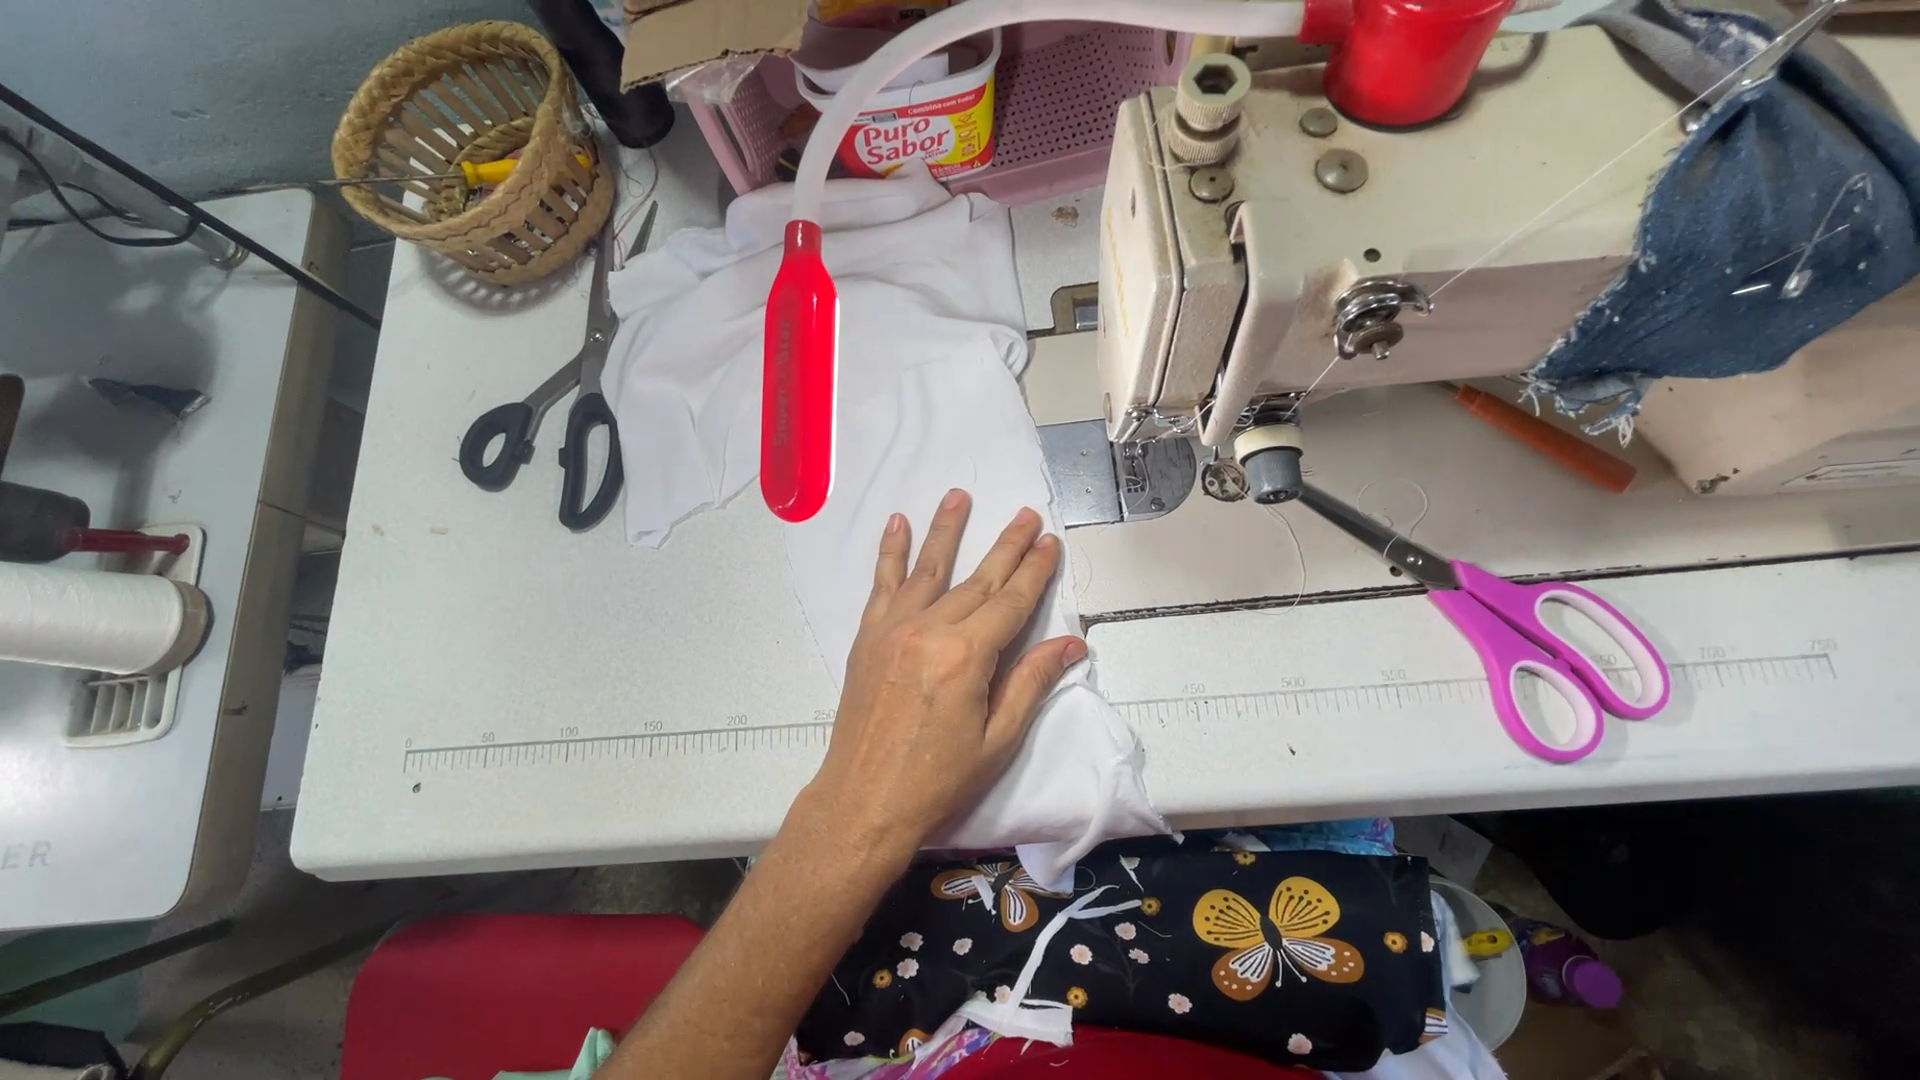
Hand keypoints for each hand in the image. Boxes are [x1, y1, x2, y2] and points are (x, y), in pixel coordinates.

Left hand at [796, 489, 1085, 869]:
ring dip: (947, 530)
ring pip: (928, 569)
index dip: (1035, 570)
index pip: (1012, 601)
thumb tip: (1072, 645)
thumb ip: (1031, 683)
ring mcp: (894, 630)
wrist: (865, 799)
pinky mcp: (869, 638)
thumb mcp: (997, 739)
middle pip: (978, 579)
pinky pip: (882, 586)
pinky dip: (890, 553)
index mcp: (968, 656)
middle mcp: (931, 630)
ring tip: (960, 494)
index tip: (1050, 541)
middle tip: (1026, 513)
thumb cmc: (938, 779)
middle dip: (1006, 545)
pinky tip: (897, 525)